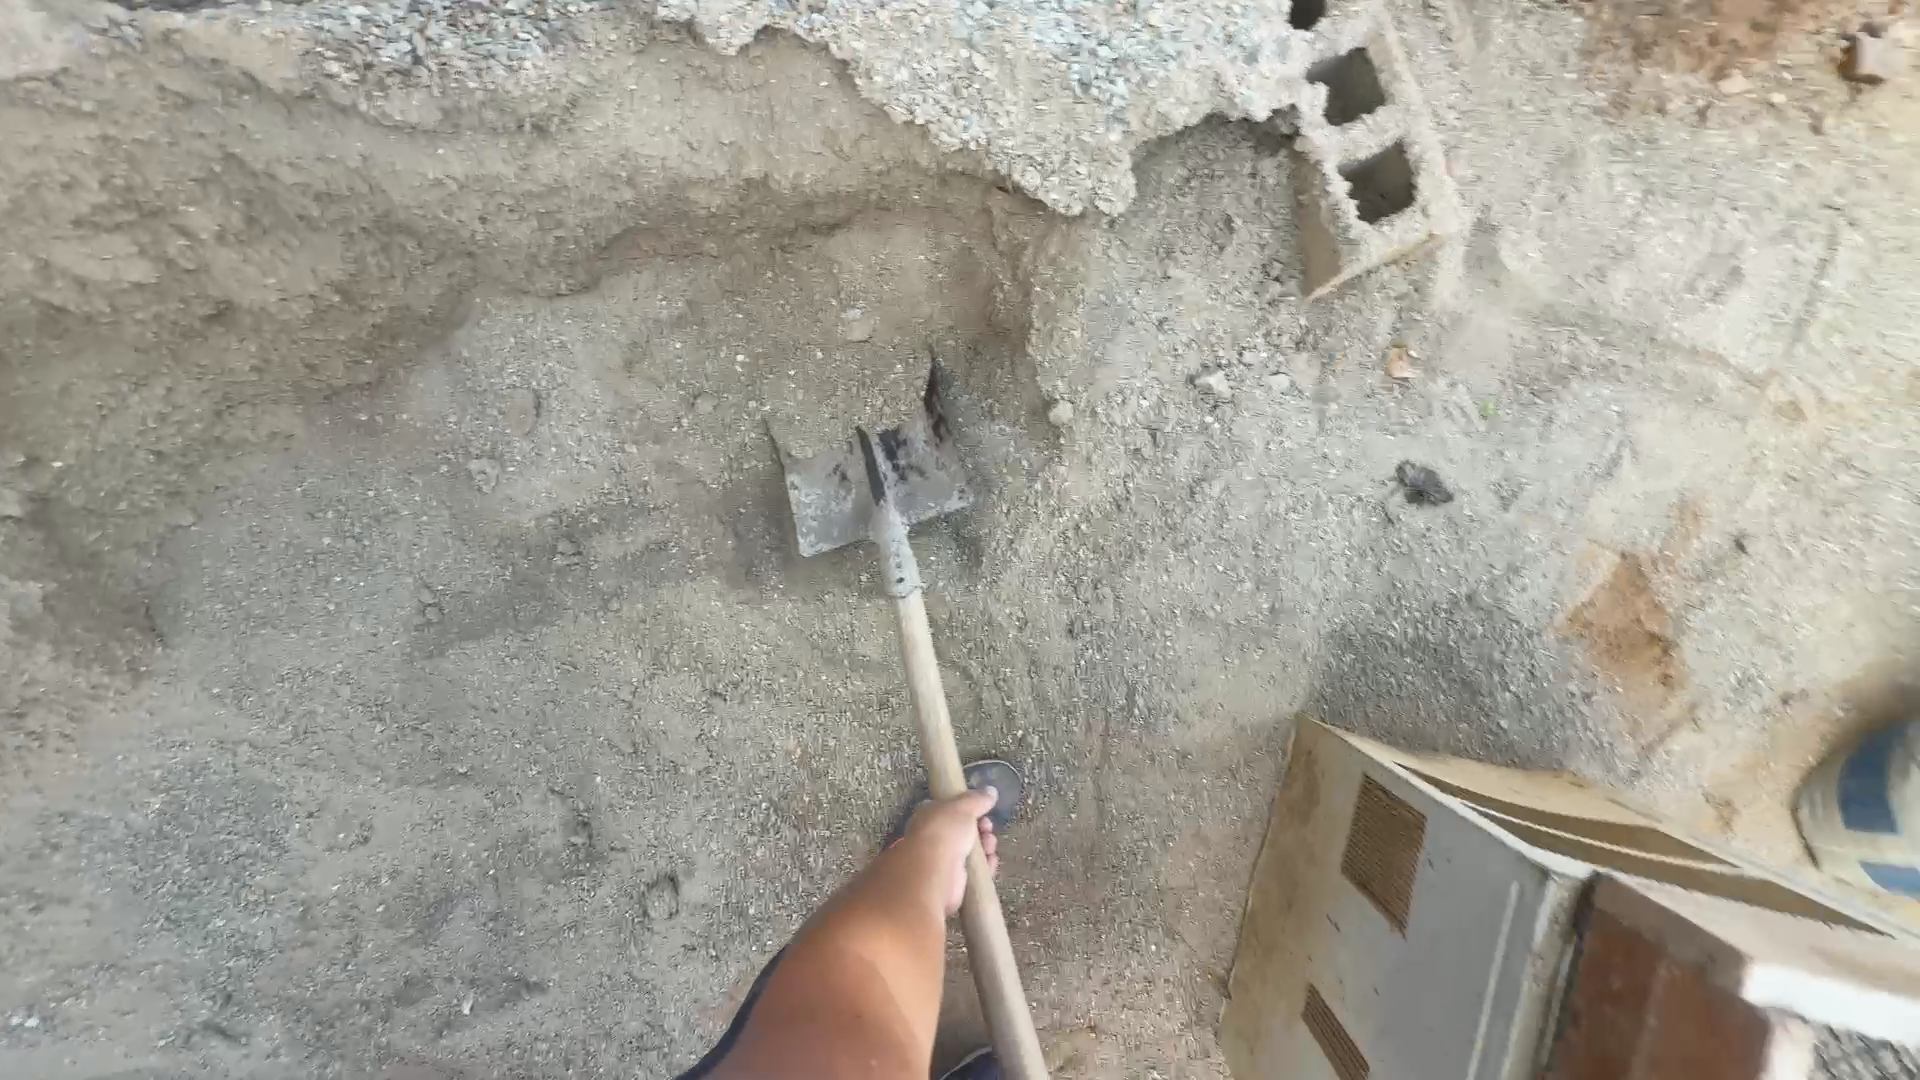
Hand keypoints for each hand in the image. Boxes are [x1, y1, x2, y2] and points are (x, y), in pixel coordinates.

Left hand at [902, 787, 998, 916]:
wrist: (935, 872)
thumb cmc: (944, 832)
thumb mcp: (963, 807)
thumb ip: (977, 799)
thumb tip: (991, 791)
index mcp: (929, 815)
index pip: (950, 809)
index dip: (969, 808)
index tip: (984, 808)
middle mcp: (934, 837)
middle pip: (963, 830)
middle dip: (980, 828)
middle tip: (988, 828)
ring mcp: (942, 861)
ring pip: (970, 851)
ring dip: (985, 846)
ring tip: (990, 845)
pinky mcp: (953, 882)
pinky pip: (974, 872)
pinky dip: (985, 867)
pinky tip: (991, 862)